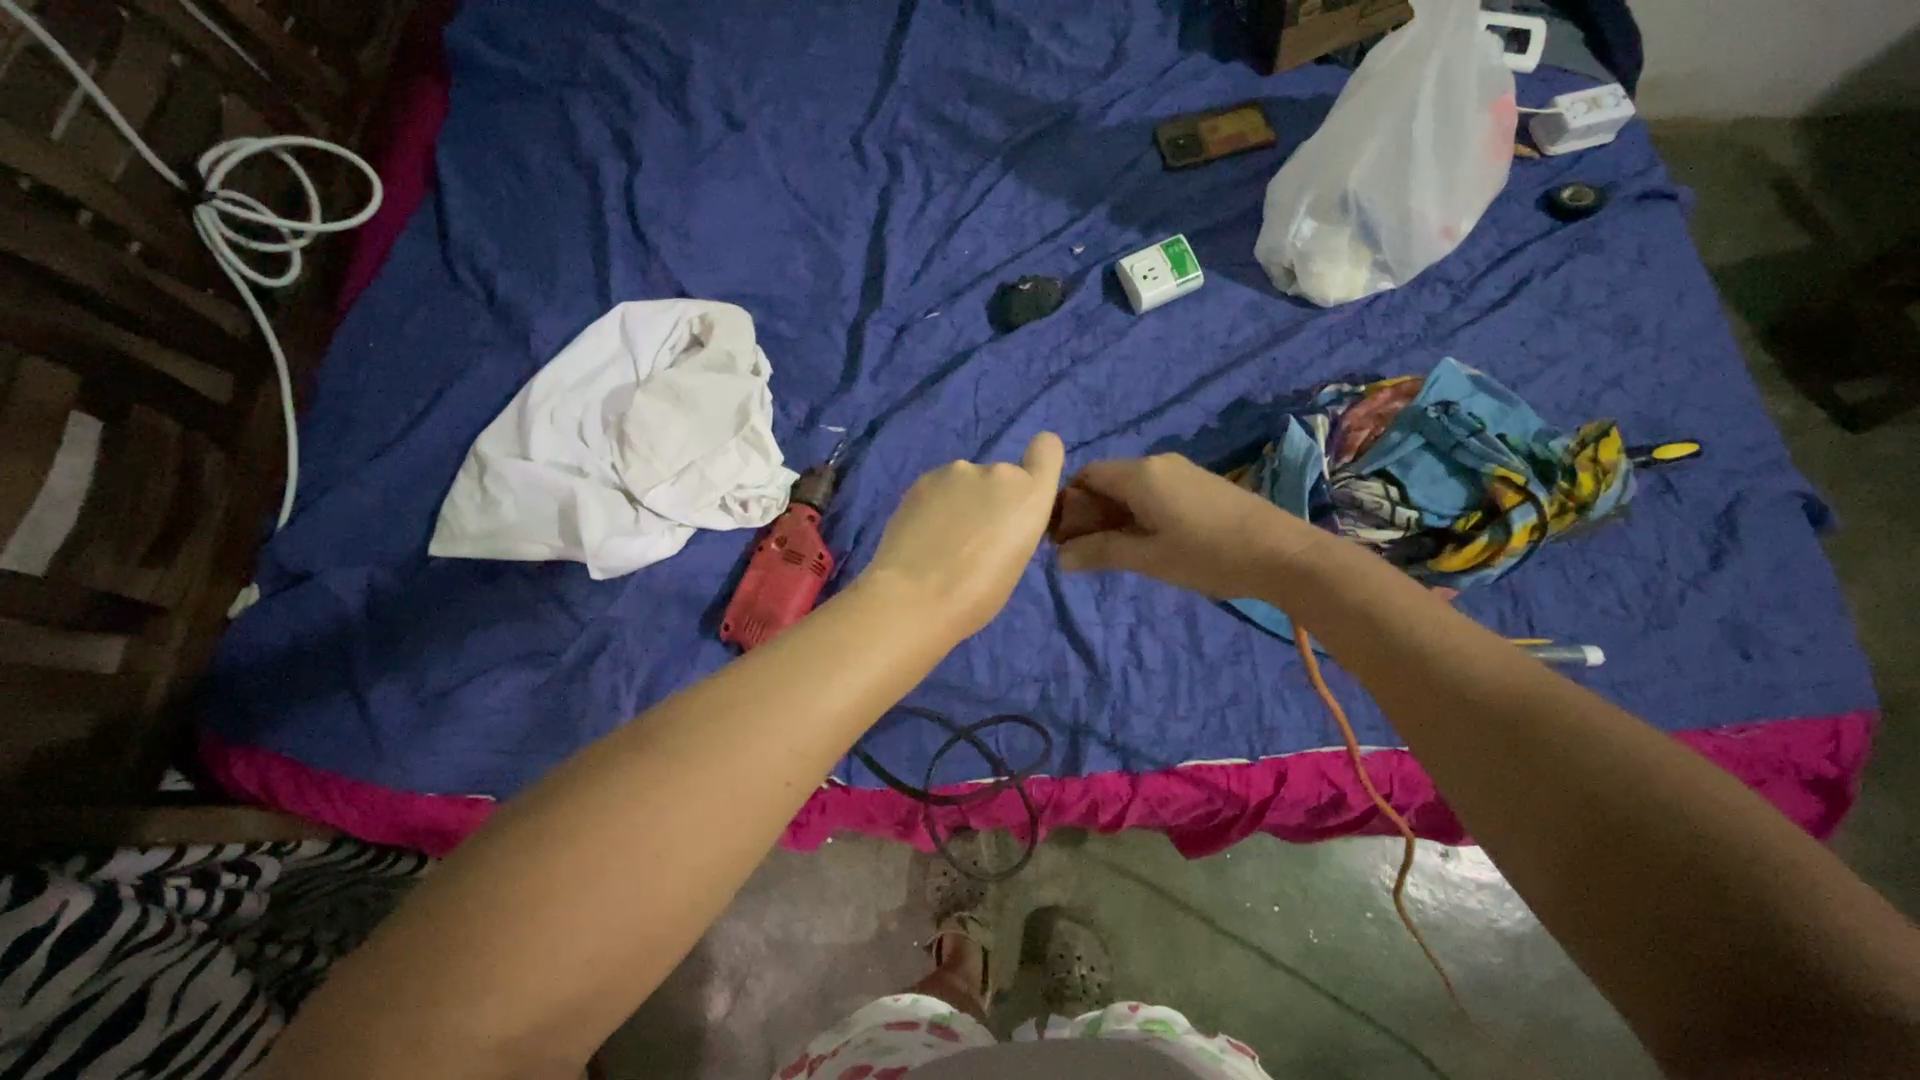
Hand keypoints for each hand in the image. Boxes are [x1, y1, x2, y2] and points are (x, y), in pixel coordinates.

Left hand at [860, 432, 1065, 638]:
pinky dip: (934, 505)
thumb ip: (1015, 526)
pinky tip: (921, 535)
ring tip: (941, 541)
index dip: (1038, 462)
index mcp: (1030, 495)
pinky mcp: (923, 478)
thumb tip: (998, 521)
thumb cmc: (977, 595)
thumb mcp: (1015, 561)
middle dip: (991, 499)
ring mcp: (957, 471)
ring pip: (967, 482)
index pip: (1047, 448)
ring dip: (961, 502)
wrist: (913, 598)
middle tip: (972, 538)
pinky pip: (939, 488)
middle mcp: (999, 472)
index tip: (1024, 490)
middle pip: (1002, 476)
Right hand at [1053, 454, 1324, 597]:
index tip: (1061, 537)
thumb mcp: (1149, 558)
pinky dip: (1140, 512)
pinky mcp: (1201, 484)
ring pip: (1132, 487)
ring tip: (1115, 551)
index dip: (1068, 503)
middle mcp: (1158, 463)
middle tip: (1084, 551)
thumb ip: (1101, 552)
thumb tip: (1059, 558)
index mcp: (1140, 474)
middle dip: (1090, 512)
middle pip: (1108, 480)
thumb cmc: (1208, 554)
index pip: (1086, 475)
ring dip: (1116, 514)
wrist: (1282, 553)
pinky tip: (1148, 542)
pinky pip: (1155, 491)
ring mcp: (1183, 471)